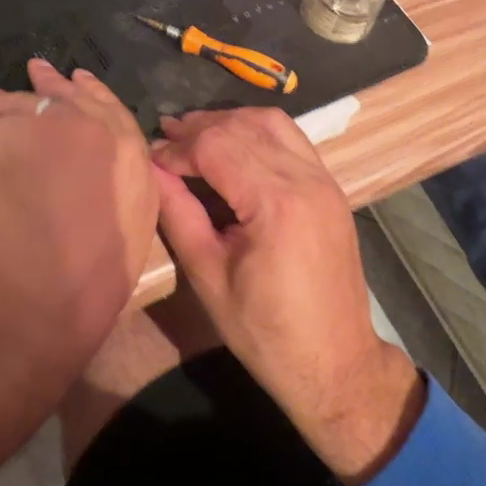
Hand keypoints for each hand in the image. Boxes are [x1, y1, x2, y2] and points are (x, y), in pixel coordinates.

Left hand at [0, 57, 159, 311]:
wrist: (24, 299)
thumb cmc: (80, 294)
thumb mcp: (122, 248)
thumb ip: (116, 204)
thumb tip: (98, 198)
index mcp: (136, 167)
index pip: (119, 119)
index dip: (98, 100)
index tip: (84, 84)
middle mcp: (101, 135)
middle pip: (76, 99)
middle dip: (58, 85)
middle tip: (41, 71)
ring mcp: (55, 128)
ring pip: (32, 104)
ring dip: (14, 100)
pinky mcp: (8, 134)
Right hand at [151, 108, 425, 485]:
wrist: (335, 364)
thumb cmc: (265, 331)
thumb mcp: (208, 276)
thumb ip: (178, 214)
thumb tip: (151, 169)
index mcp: (276, 202)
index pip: (217, 145)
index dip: (179, 147)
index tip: (150, 158)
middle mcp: (306, 178)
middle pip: (244, 126)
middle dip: (200, 127)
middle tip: (165, 137)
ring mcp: (324, 180)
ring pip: (272, 123)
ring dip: (231, 122)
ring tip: (194, 136)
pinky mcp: (331, 187)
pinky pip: (292, 139)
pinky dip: (258, 132)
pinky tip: (233, 147)